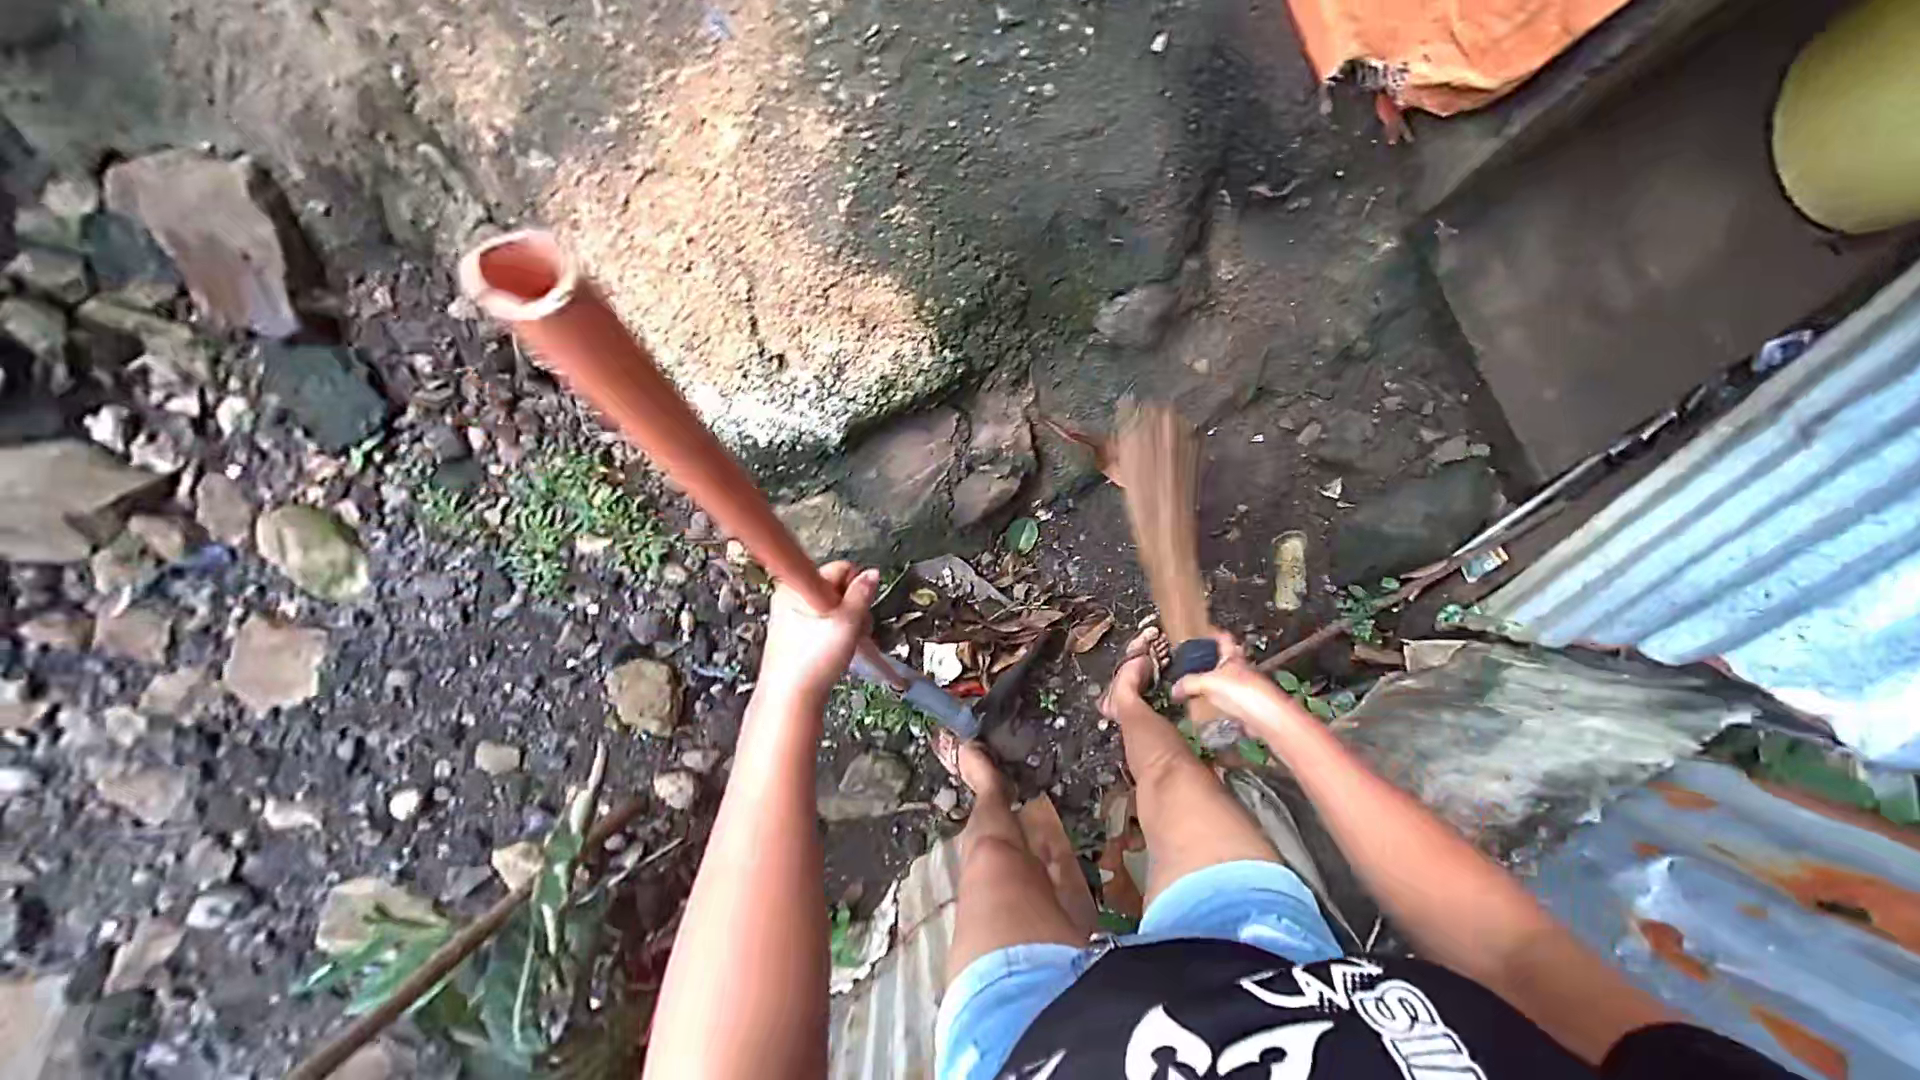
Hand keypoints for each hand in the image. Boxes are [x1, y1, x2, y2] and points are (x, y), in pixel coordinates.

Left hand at [756, 562, 879, 704]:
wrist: (790, 698)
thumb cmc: (813, 661)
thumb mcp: (847, 623)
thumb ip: (862, 594)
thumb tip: (872, 574)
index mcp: (798, 585)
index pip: (839, 568)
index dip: (855, 588)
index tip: (858, 610)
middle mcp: (791, 594)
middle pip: (836, 587)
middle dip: (853, 606)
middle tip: (854, 629)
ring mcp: (791, 613)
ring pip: (833, 605)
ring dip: (848, 621)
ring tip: (847, 642)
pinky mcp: (794, 631)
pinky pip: (823, 620)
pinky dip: (836, 630)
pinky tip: (838, 647)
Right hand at [1170, 632, 1307, 736]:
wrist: (1268, 718)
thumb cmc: (1242, 692)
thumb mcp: (1208, 683)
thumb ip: (1189, 684)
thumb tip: (1174, 689)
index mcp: (1233, 657)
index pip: (1223, 639)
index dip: (1214, 634)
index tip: (1204, 633)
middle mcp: (1242, 669)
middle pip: (1226, 660)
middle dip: (1212, 661)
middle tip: (1194, 663)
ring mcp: (1247, 688)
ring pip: (1228, 680)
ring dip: (1215, 682)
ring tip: (1197, 686)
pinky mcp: (1249, 706)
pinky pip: (1230, 700)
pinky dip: (1219, 701)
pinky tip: (1209, 706)